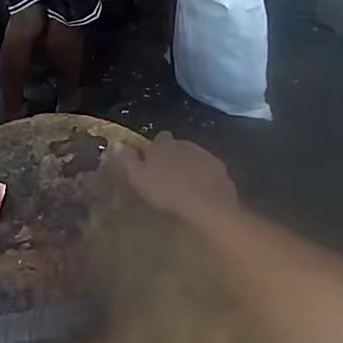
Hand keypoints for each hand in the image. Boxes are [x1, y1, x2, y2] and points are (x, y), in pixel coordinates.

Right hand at [117, 132, 236, 220]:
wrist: (205, 204)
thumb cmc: (165, 191)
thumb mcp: (138, 177)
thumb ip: (129, 159)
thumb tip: (121, 145)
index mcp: (163, 145)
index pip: (159, 137)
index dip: (156, 148)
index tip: (153, 160)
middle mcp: (185, 144)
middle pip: (178, 146)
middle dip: (174, 156)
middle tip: (168, 175)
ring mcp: (205, 155)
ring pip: (194, 156)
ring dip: (190, 166)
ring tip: (185, 185)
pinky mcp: (221, 169)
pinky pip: (209, 169)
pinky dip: (205, 176)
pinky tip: (201, 191)